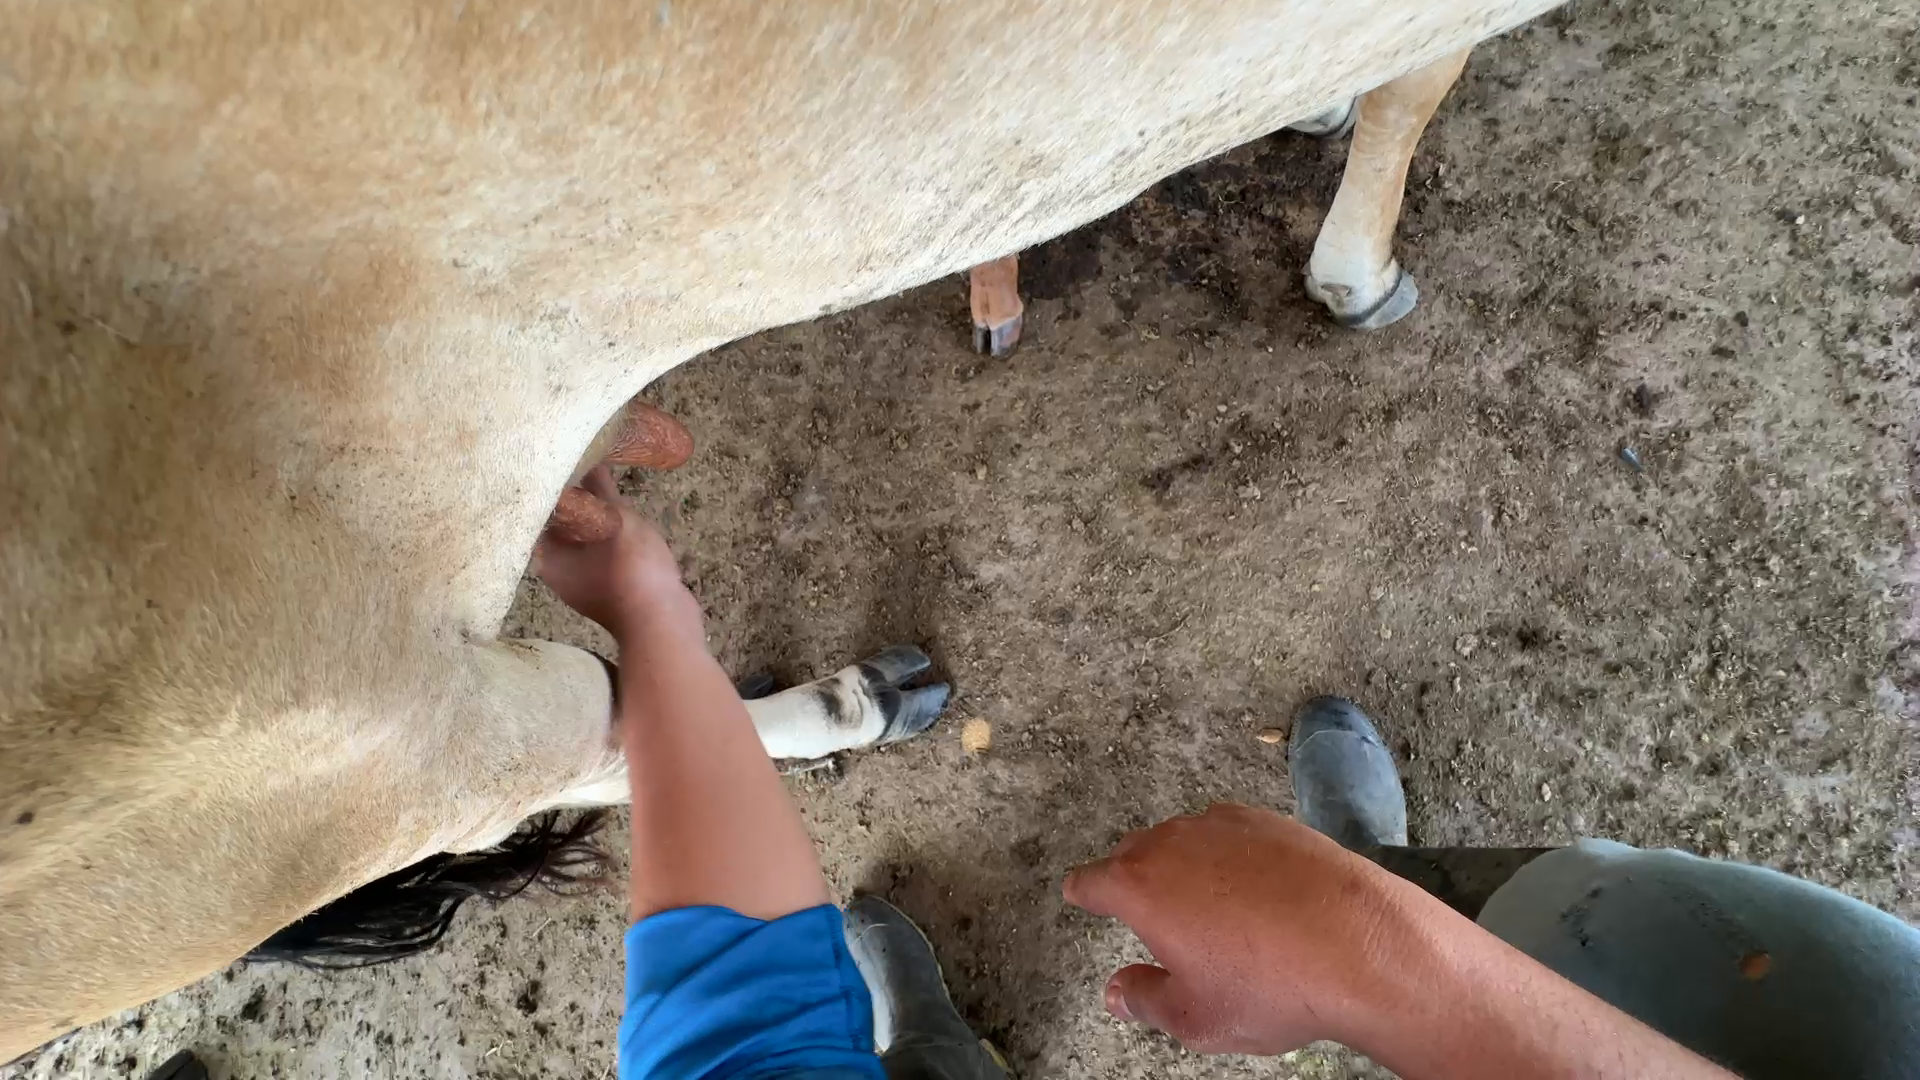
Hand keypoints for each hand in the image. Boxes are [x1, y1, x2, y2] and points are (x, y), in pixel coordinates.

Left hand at [534, 466, 693, 640]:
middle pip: (563, 524)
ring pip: (587, 538)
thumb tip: (584, 463)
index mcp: (548, 555)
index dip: (552, 484)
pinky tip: (629, 520)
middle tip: (588, 463)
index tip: (562, 459)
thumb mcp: (615, 520)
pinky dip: (614, 535)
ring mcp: (587, 583)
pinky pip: (607, 554)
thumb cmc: (631, 570)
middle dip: (577, 498)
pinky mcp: (613, 588)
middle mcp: (560, 570)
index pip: (540, 511)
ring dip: (599, 516)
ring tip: (610, 484)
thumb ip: (598, 492)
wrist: (662, 621)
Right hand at [1063, 803, 1426, 1055]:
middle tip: (1158, 919)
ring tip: (1216, 910)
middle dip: (1135, 882)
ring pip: (1179, 840)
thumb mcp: (1197, 1017)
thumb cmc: (1271, 983)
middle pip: (1132, 854)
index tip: (1080, 894)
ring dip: (1183, 866)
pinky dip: (1227, 854)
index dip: (1082, 893)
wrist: (1356, 943)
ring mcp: (1214, 824)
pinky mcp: (1258, 817)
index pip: (1089, 881)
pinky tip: (1255, 889)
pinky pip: (1224, 832)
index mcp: (1138, 887)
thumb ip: (1144, 999)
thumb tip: (1117, 991)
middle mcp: (1167, 843)